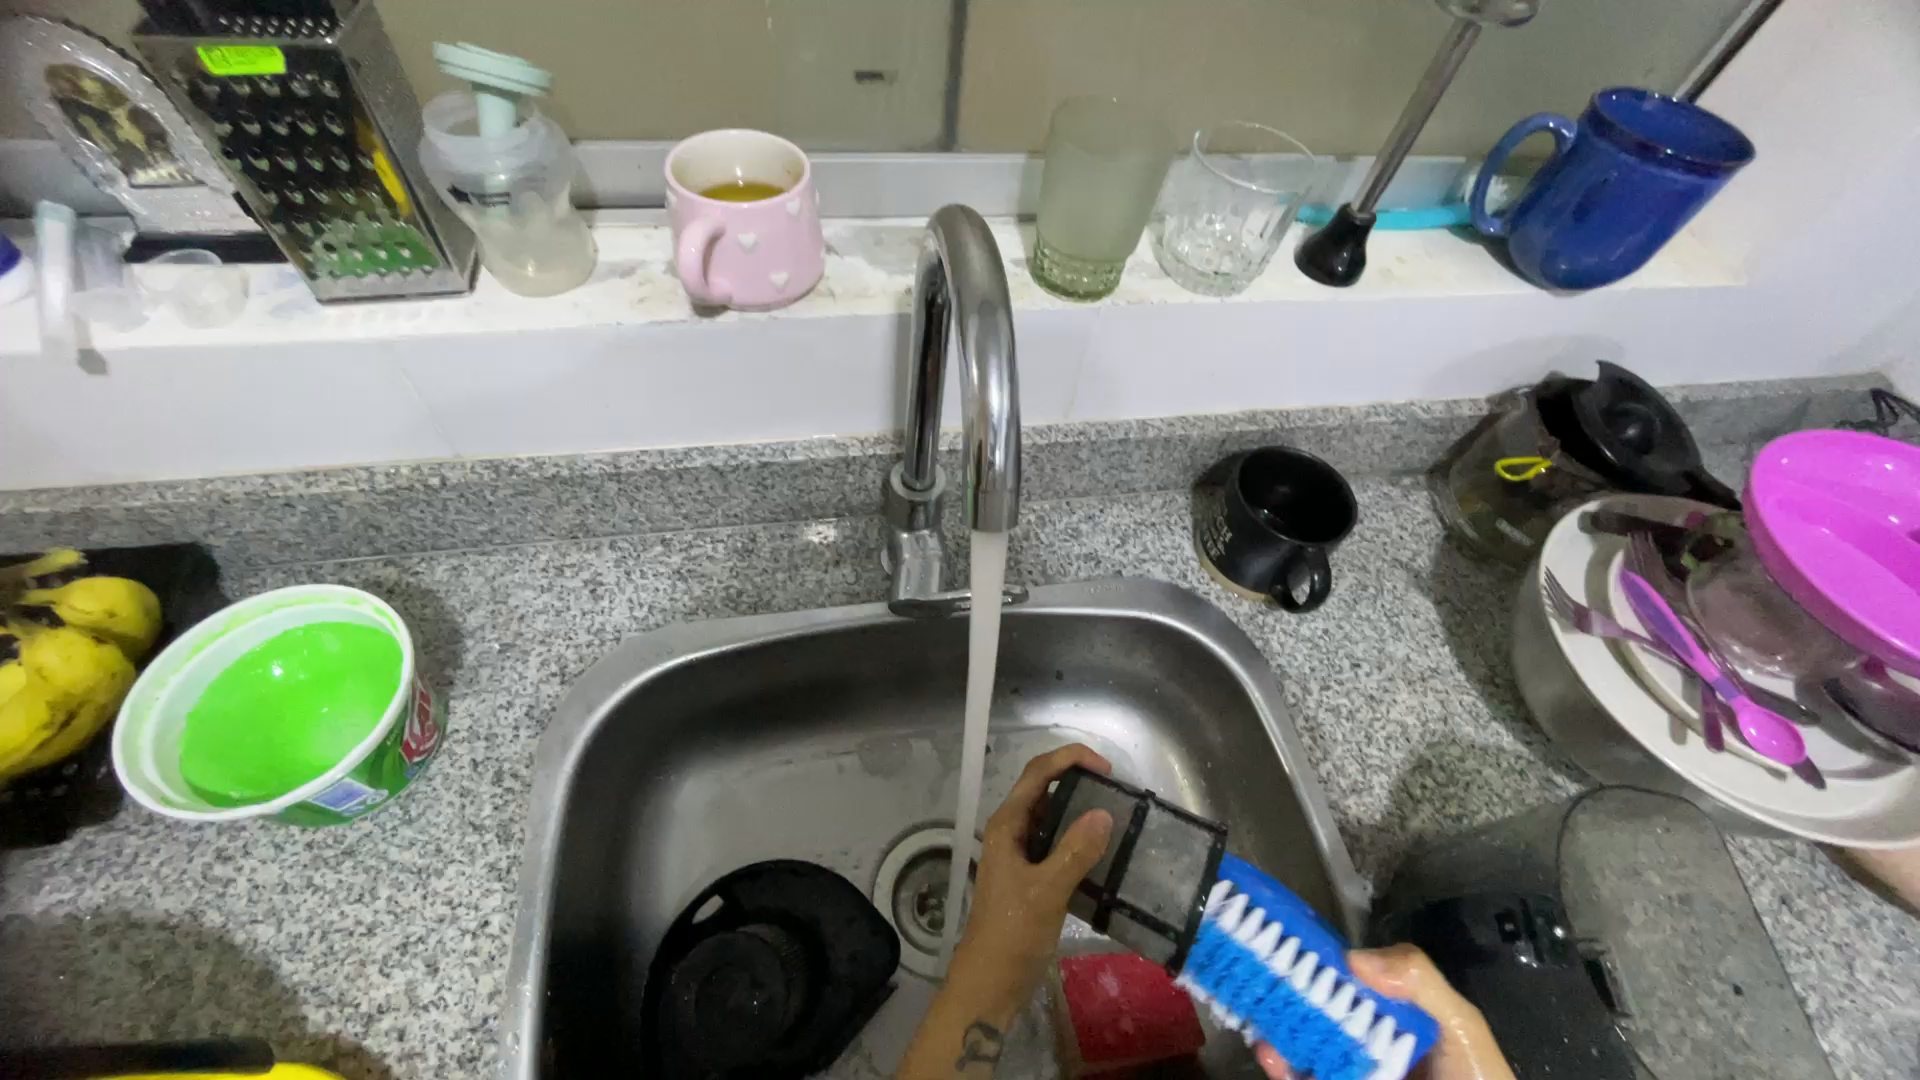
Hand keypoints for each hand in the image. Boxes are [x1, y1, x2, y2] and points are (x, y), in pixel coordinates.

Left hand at [947, 743, 1115, 1009]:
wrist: (991, 983)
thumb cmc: (1012, 934)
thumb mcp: (1047, 891)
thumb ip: (1074, 851)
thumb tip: (1104, 813)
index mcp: (1007, 824)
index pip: (1037, 773)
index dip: (1070, 759)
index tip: (1108, 769)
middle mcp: (1012, 830)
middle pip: (1045, 789)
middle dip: (1079, 780)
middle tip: (1118, 791)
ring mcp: (1021, 853)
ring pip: (1053, 817)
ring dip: (1081, 810)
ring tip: (1119, 815)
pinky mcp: (1033, 875)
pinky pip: (1058, 844)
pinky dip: (1080, 839)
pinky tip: (1107, 851)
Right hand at [1253, 944, 1515, 1079]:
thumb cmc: (1474, 1079)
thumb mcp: (1461, 1025)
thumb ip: (1419, 979)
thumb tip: (1351, 957)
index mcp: (1386, 1012)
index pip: (1340, 976)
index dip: (1309, 959)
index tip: (1279, 943)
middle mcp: (1362, 1038)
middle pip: (1310, 1007)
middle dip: (1282, 994)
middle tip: (1257, 980)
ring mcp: (1348, 1066)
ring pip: (1298, 1042)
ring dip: (1274, 1030)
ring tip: (1262, 1026)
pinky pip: (1300, 1076)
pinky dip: (1282, 1067)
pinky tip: (1272, 1057)